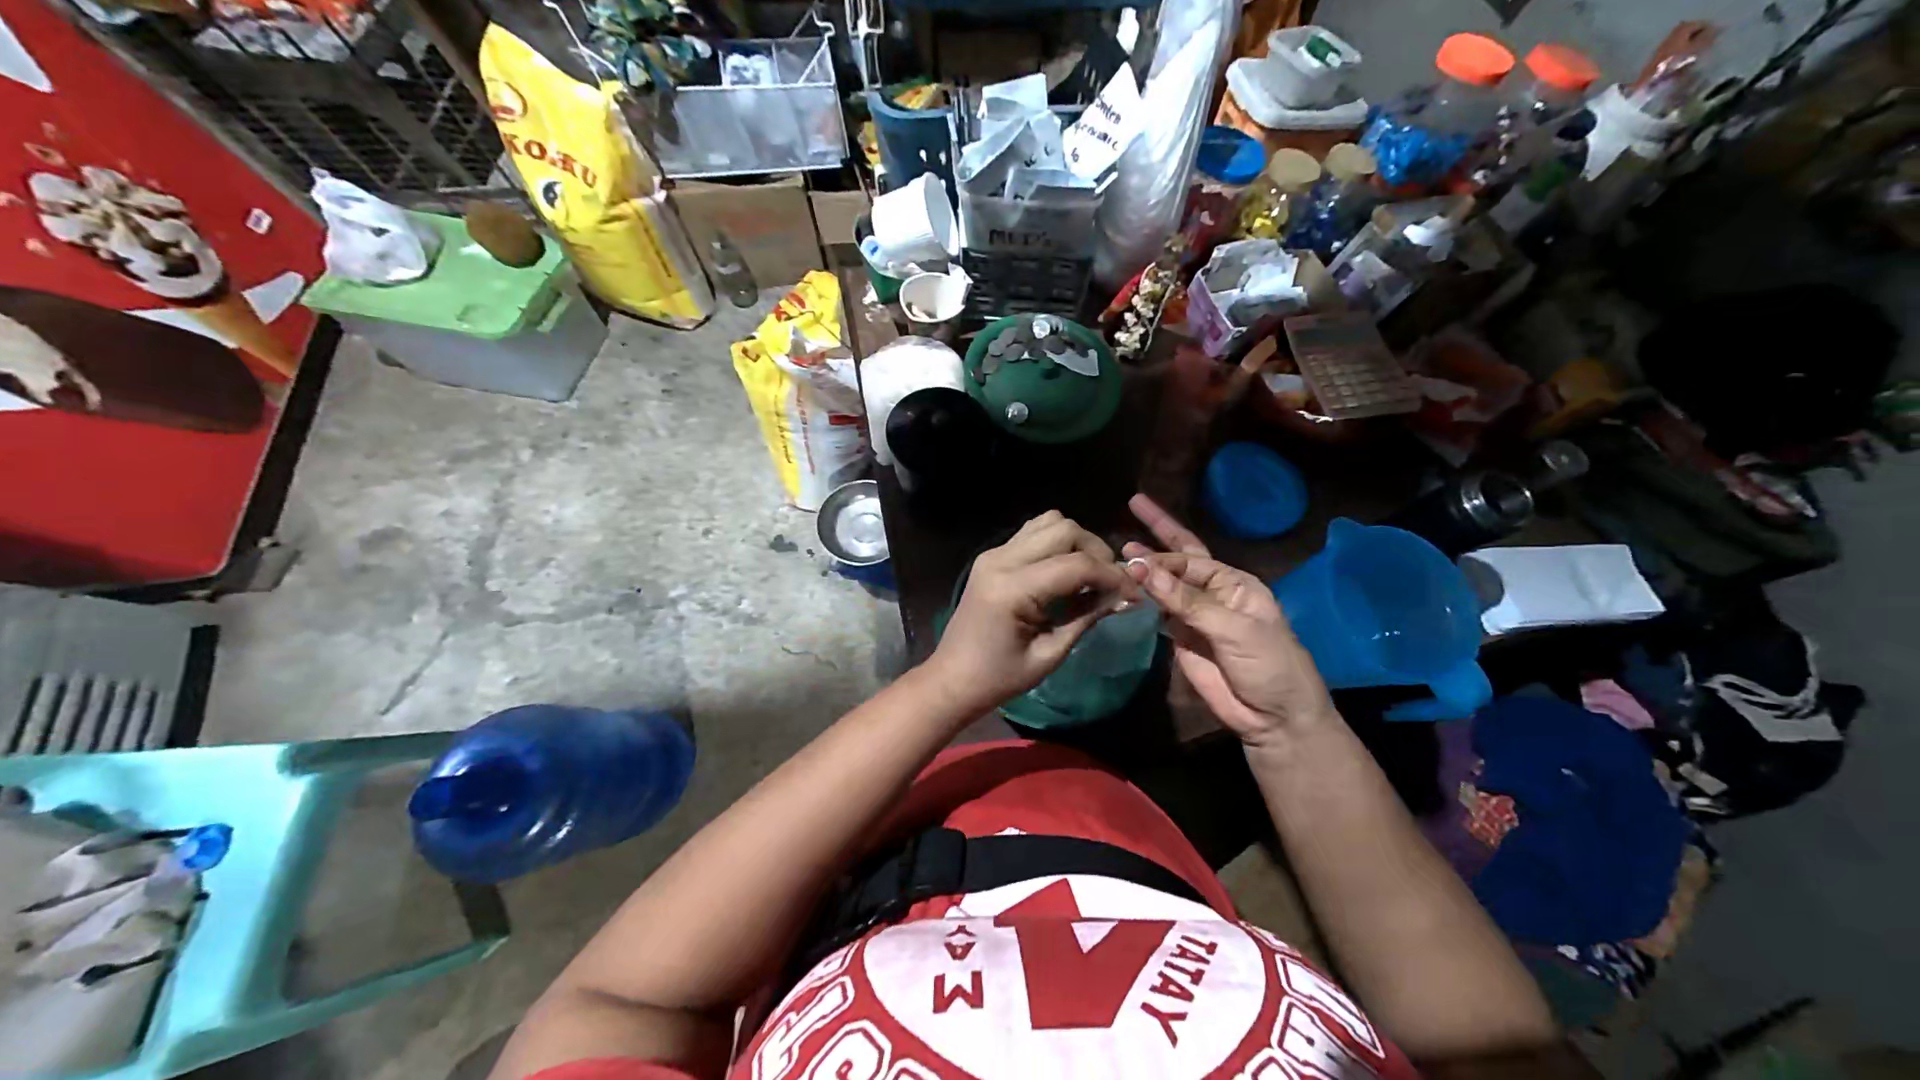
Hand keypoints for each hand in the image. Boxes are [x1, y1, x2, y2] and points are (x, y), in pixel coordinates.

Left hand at [929, 511, 1137, 713]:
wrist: (952, 678)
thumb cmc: (999, 677)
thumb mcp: (1049, 655)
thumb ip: (1087, 618)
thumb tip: (1125, 596)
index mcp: (1012, 589)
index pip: (1076, 565)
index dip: (1112, 576)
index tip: (1135, 594)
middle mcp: (1000, 560)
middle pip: (1065, 529)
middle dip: (1097, 552)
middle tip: (1110, 584)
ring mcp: (994, 553)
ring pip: (1050, 522)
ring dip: (1077, 543)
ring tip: (1089, 576)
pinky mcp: (993, 555)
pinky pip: (1034, 532)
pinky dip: (1057, 543)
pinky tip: (1065, 572)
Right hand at [1122, 494, 1333, 746]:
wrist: (1275, 718)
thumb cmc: (1269, 666)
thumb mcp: (1233, 629)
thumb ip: (1185, 600)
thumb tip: (1141, 569)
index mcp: (1234, 583)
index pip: (1190, 559)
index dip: (1161, 556)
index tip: (1131, 558)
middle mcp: (1213, 592)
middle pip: (1181, 556)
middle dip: (1158, 532)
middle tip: (1134, 503)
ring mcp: (1196, 616)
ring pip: (1164, 585)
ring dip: (1144, 568)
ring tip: (1116, 552)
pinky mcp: (1182, 639)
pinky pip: (1159, 612)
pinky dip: (1141, 598)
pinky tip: (1124, 588)